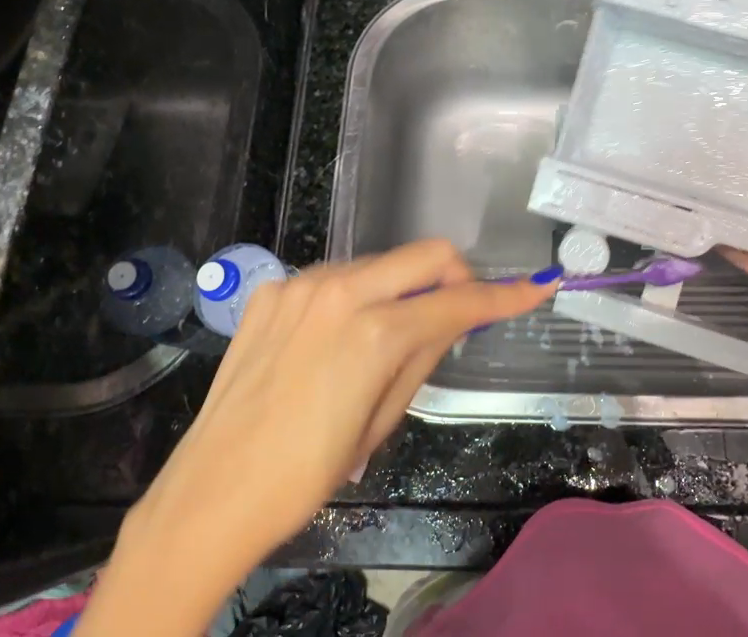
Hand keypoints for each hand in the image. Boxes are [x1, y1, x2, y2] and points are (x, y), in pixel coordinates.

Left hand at [118, 239, 556, 568]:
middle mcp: (337, 291)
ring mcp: (298, 285)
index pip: (458, 302)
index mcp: (373, 332)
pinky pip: (332, 280)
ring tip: (385, 342)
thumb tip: (449, 323)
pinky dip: (353, 298)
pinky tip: (336, 342)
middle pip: (424, 255)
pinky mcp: (269, 292)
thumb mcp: (379, 422)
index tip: (536, 287)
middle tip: (460, 313)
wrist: (212, 492)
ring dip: (400, 288)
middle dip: (455, 276)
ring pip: (378, 264)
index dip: (504, 296)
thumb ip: (421, 358)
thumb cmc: (305, 475)